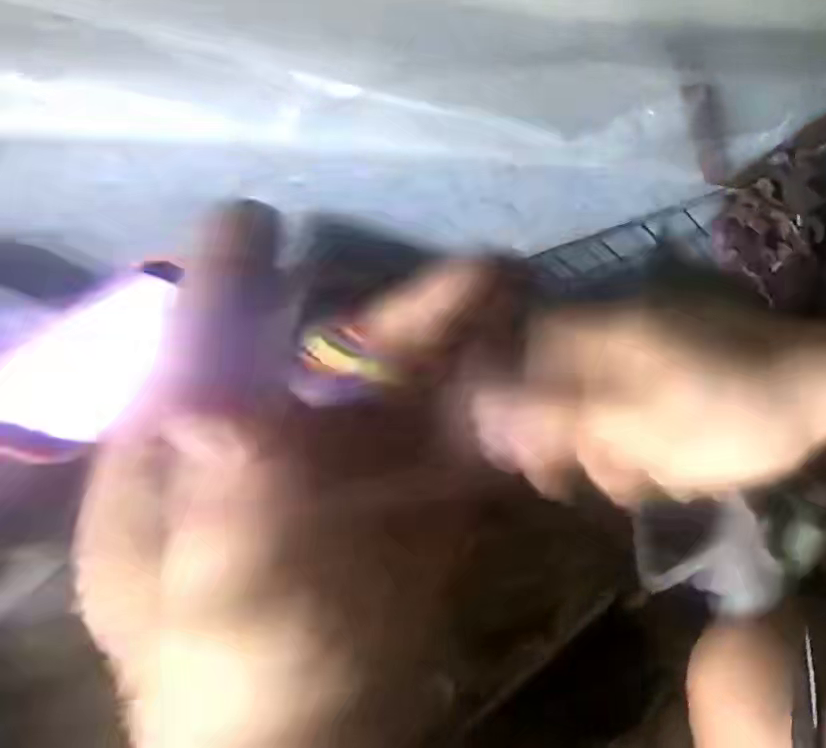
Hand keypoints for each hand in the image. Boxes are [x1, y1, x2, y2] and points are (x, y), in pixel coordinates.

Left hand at [74, 203, 506, 747]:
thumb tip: (215, 412)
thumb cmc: (256, 685)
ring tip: (532, 305)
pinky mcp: (418, 489)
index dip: (226, 287)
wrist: (337, 736)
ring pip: (418, 384)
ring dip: (474, 342)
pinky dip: (498, 393)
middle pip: (351, 362)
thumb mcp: (232, 609)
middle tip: (496, 270)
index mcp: (199, 473)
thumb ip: (227, 517)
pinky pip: (460, 424)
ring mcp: (358, 469)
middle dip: (420, 311)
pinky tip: (539, 369)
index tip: (253, 216)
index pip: (210, 360)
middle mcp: (282, 452)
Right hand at [469, 301, 825, 502]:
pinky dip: (673, 432)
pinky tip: (697, 462)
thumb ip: (559, 418)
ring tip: (671, 479)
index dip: (521, 406)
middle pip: (581, 379)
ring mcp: (687, 334)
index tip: (541, 463)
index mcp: (618, 329)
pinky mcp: (719, 354)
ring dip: (636, 445)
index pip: (533, 349)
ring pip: (628, 395)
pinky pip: (671, 394)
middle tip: (625, 483)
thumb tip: (485, 407)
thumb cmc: (735, 412)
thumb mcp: (639, 427)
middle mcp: (646, 321)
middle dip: (591, 440)